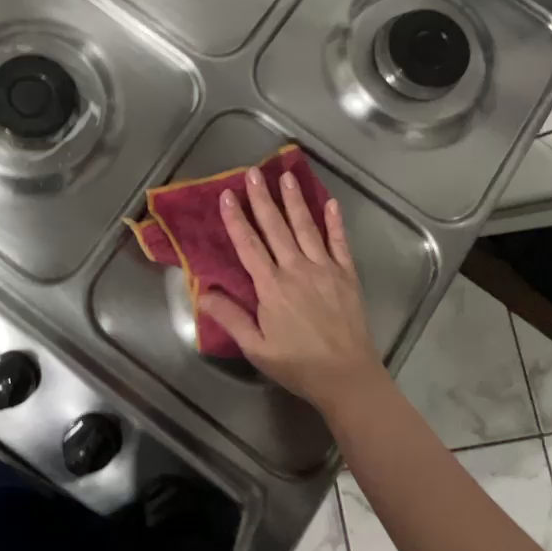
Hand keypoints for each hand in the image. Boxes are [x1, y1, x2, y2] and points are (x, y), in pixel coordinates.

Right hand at [202, 167, 387, 412]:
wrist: (347, 377)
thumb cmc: (297, 365)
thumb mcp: (256, 348)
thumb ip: (230, 317)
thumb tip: (204, 291)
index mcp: (272, 287)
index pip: (249, 245)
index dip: (236, 219)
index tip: (227, 195)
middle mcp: (297, 270)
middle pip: (276, 228)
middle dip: (263, 199)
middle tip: (254, 172)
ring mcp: (325, 270)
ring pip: (306, 228)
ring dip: (295, 201)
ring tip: (287, 176)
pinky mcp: (347, 276)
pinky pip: (340, 243)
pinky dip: (335, 223)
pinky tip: (331, 204)